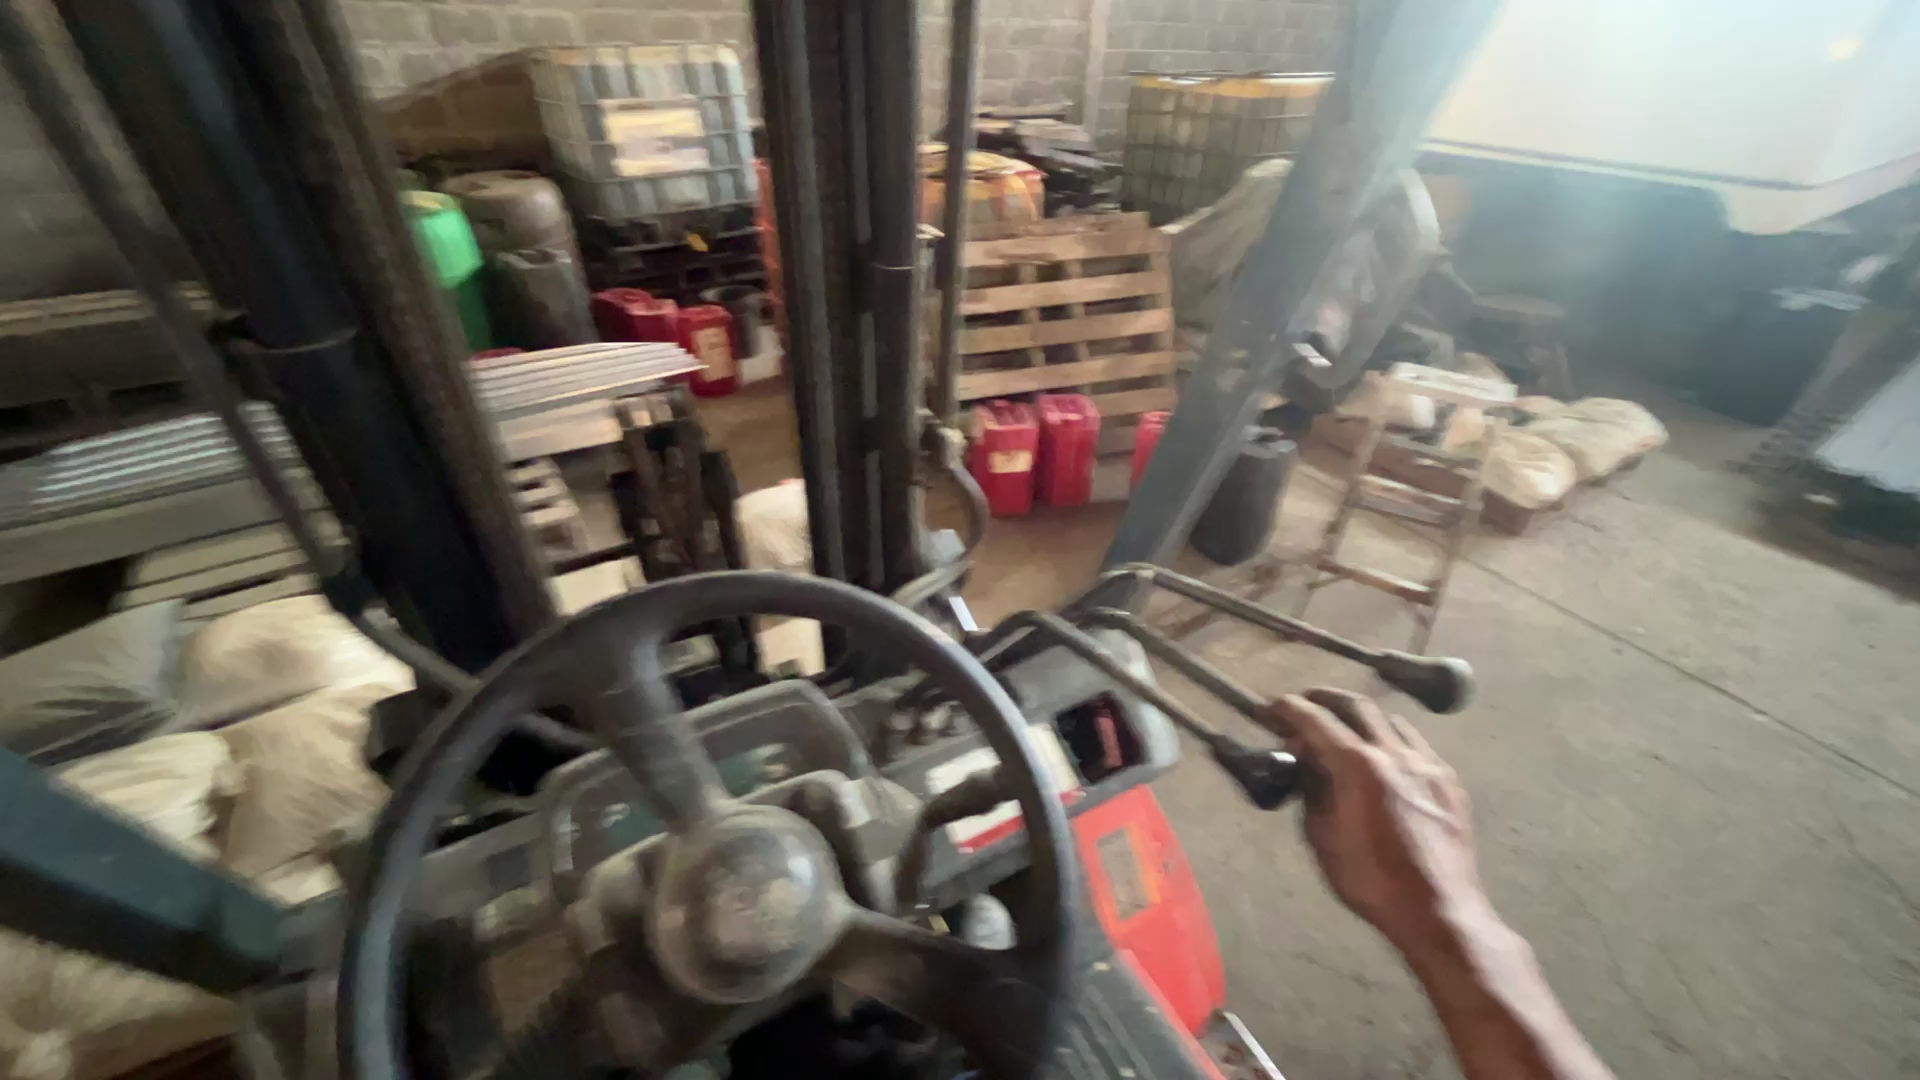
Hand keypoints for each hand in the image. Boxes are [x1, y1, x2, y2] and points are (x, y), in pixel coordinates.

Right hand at [1269, 689, 1485, 957]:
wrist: (1440, 913)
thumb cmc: (1370, 880)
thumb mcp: (1321, 835)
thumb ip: (1311, 787)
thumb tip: (1305, 758)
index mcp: (1357, 766)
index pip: (1315, 720)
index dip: (1289, 708)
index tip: (1271, 707)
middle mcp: (1394, 753)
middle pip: (1357, 705)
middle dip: (1325, 698)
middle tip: (1305, 702)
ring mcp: (1428, 764)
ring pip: (1390, 720)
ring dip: (1361, 716)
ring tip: (1345, 726)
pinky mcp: (1449, 781)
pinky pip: (1416, 743)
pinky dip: (1391, 737)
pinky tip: (1384, 756)